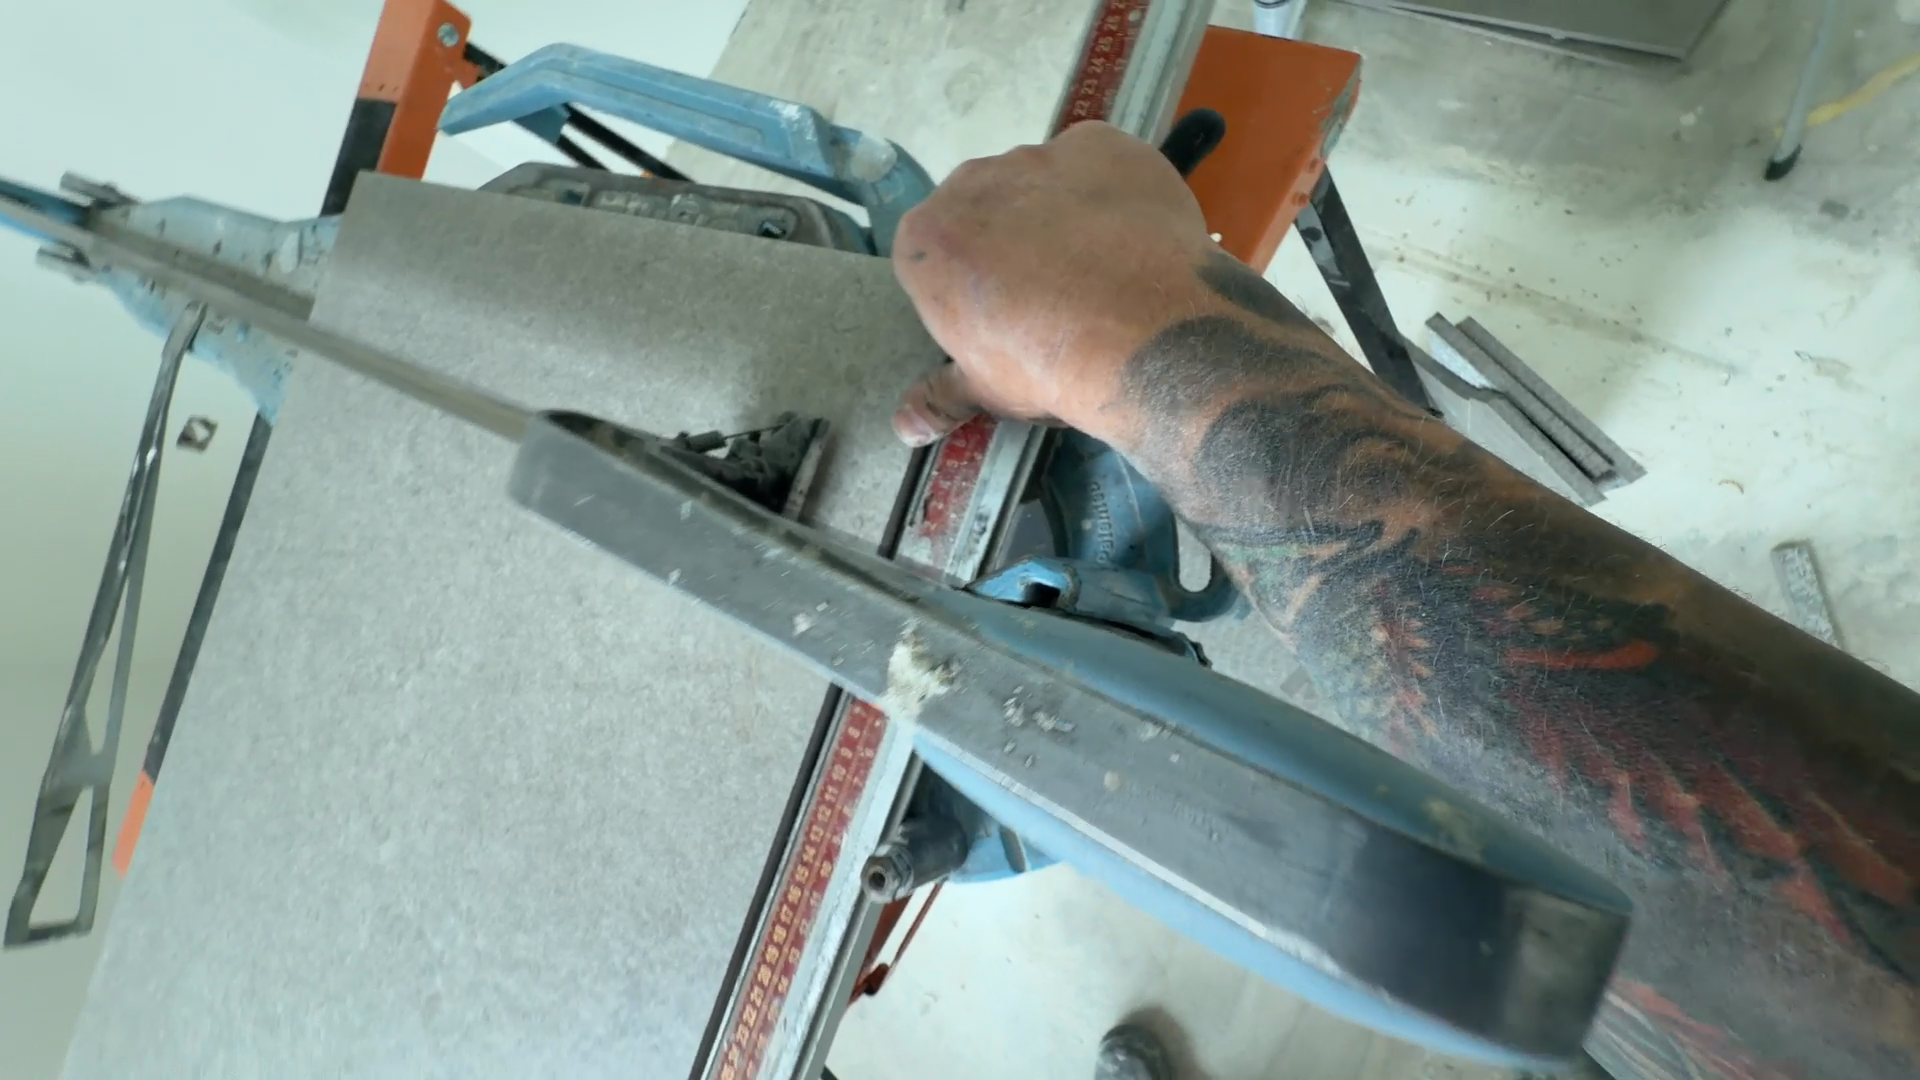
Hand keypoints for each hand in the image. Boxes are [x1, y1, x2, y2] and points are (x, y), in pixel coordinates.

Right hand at [889, 121, 1214, 446]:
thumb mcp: (985, 390)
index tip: (994, 320)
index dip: (963, 290)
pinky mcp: (1102, 144)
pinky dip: (1107, 198)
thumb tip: (905, 429)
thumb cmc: (1042, 365)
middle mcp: (971, 182)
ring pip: (1038, 187)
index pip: (931, 259)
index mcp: (926, 241)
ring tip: (1095, 273)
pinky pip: (1095, 169)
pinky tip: (1128, 241)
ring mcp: (1039, 156)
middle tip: (1045, 298)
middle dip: (1004, 247)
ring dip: (1055, 220)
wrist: (1138, 330)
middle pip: (981, 213)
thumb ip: (939, 398)